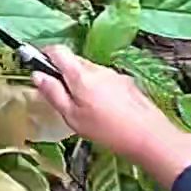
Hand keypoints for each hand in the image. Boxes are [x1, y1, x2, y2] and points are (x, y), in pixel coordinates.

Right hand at [30, 45, 190, 187]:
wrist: (153, 139)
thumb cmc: (107, 130)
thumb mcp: (71, 116)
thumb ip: (53, 93)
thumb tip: (37, 75)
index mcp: (80, 75)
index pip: (57, 50)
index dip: (43, 54)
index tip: (38, 68)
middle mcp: (98, 69)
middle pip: (73, 60)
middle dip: (61, 72)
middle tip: (59, 94)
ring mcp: (115, 75)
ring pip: (88, 70)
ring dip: (79, 81)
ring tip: (81, 105)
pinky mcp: (127, 84)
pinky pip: (103, 79)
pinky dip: (96, 87)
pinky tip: (101, 108)